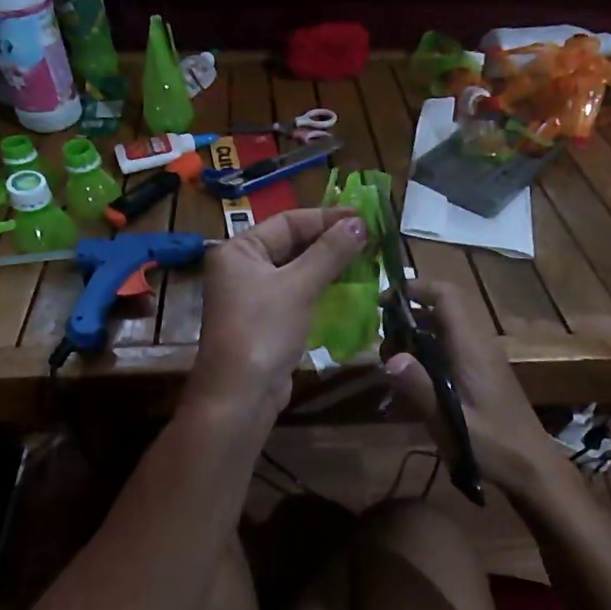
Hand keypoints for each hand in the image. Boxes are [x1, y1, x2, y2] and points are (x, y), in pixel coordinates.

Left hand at [185, 207, 366, 421]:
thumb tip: (359, 223)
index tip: (365, 217)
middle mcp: (239, 268)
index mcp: (238, 250)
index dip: (326, 218)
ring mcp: (250, 296)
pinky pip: (295, 294)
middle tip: (373, 238)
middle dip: (329, 241)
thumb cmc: (264, 329)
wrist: (240, 391)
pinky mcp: (264, 320)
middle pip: (290, 244)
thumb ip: (329, 252)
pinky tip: (349, 287)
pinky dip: (319, 288)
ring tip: (368, 259)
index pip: (286, 221)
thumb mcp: (299, 285)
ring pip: (295, 270)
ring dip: (328, 265)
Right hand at [382, 279, 563, 498]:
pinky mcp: (478, 374)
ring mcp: (479, 360)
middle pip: (441, 309)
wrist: (534, 471)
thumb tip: (390, 359)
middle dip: (405, 316)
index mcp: (472, 349)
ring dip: (412, 336)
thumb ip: (420, 388)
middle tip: (381, 344)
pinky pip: (446, 348)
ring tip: (390, 363)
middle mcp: (477, 346)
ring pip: (442, 329)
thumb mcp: (450, 421)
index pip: (446, 296)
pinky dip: (423, 353)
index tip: (382, 302)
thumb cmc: (494, 446)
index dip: (414, 288)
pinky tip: (410, 380)